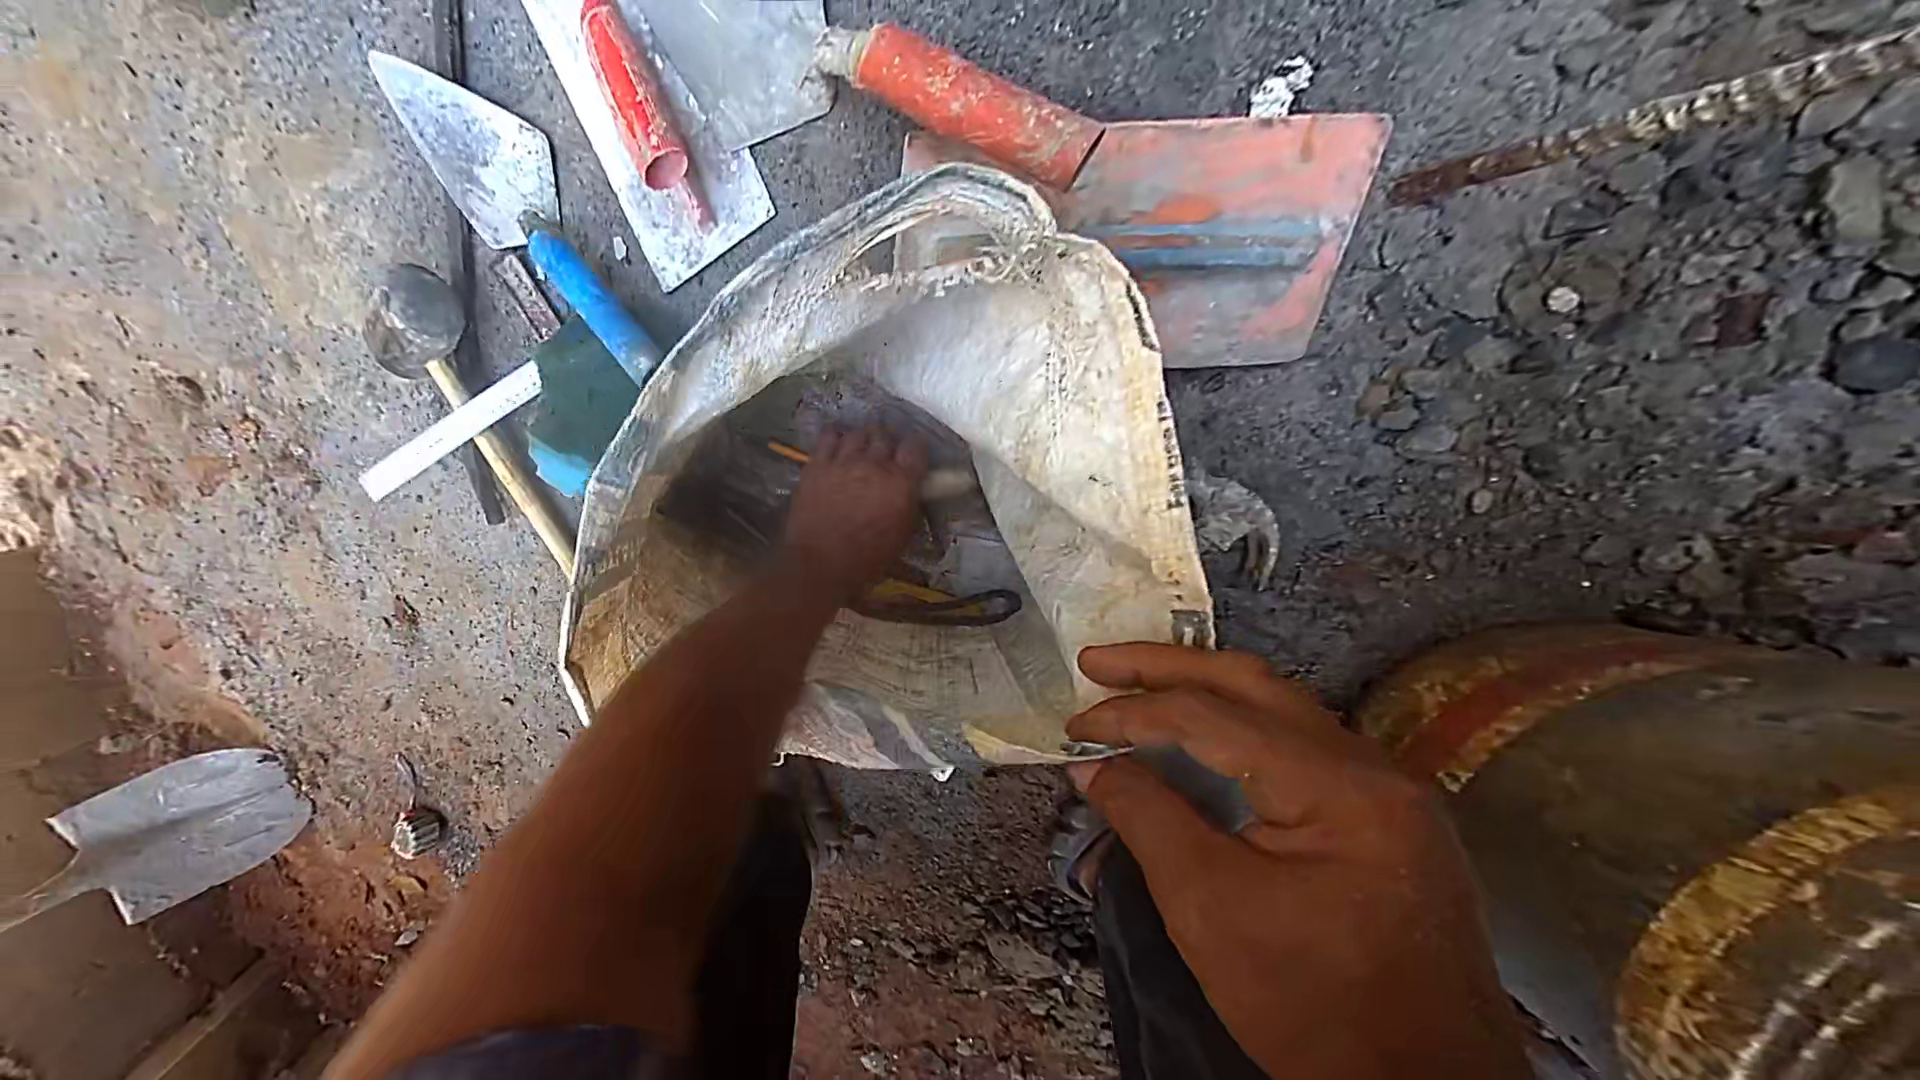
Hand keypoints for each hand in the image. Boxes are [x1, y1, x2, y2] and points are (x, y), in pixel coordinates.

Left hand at [781, 427, 927, 602]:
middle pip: (885, 435)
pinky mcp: (817, 464)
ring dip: (864, 439)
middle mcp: (875, 464)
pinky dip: (836, 436)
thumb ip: (911, 505)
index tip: (913, 455)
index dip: (916, 447)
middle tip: (886, 454)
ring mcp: (844, 461)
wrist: (820, 566)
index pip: (916, 446)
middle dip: (888, 442)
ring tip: (861, 449)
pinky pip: (828, 436)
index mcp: (901, 483)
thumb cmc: (868, 559)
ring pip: (858, 433)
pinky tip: (838, 444)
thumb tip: (914, 491)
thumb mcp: (903, 535)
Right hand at [1066, 644, 1528, 1079]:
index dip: (1132, 714)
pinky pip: (1291, 739)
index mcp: (1339, 787)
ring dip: (1198, 687)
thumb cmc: (1308, 1007)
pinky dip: (1231, 724)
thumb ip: (1145, 816)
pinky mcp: (1379, 807)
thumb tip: (1090, 763)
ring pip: (1274, 703)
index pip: (1212, 719)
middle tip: (1097, 661)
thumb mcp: (1206, 908)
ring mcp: (1384, 784)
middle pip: (1249, 683)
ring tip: (1134, 682)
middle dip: (1163, 666)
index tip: (1076, 724)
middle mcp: (1371, 765)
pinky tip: (1193, 728)